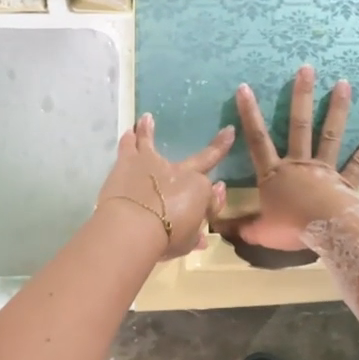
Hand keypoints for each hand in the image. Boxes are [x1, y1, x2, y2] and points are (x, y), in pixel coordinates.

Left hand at [95, 113, 235, 259]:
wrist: (135, 227)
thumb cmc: (166, 236)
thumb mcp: (189, 240)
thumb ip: (194, 234)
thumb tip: (202, 236)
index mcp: (197, 187)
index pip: (218, 182)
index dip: (225, 165)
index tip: (231, 139)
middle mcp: (179, 171)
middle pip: (199, 159)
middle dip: (216, 147)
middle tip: (224, 135)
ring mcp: (151, 163)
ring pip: (151, 142)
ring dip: (150, 131)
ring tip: (147, 119)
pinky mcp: (126, 163)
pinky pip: (129, 145)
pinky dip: (130, 138)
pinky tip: (129, 132)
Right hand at [211, 65, 358, 251]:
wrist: (326, 233)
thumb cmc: (292, 229)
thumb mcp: (260, 231)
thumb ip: (240, 226)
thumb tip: (217, 227)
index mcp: (274, 175)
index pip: (258, 140)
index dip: (249, 114)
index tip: (245, 87)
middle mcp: (299, 164)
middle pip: (299, 125)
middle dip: (301, 96)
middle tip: (307, 69)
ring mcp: (325, 169)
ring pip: (329, 134)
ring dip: (337, 108)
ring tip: (344, 83)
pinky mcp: (346, 181)